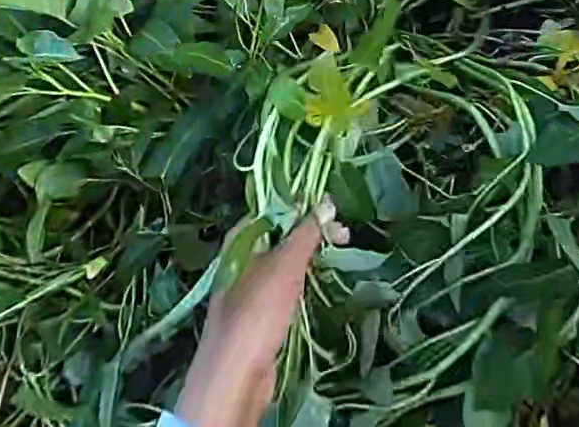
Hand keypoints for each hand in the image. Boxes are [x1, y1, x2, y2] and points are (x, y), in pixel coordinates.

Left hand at [174, 200, 346, 426]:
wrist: (235, 375)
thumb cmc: (257, 311)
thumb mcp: (285, 264)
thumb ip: (306, 232)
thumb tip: (327, 203)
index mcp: (242, 237)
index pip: (275, 207)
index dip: (304, 205)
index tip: (332, 209)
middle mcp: (243, 255)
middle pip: (282, 232)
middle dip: (312, 230)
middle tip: (343, 234)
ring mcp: (251, 283)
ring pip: (284, 257)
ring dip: (310, 252)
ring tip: (339, 249)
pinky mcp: (259, 308)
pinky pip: (284, 281)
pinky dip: (302, 276)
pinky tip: (317, 278)